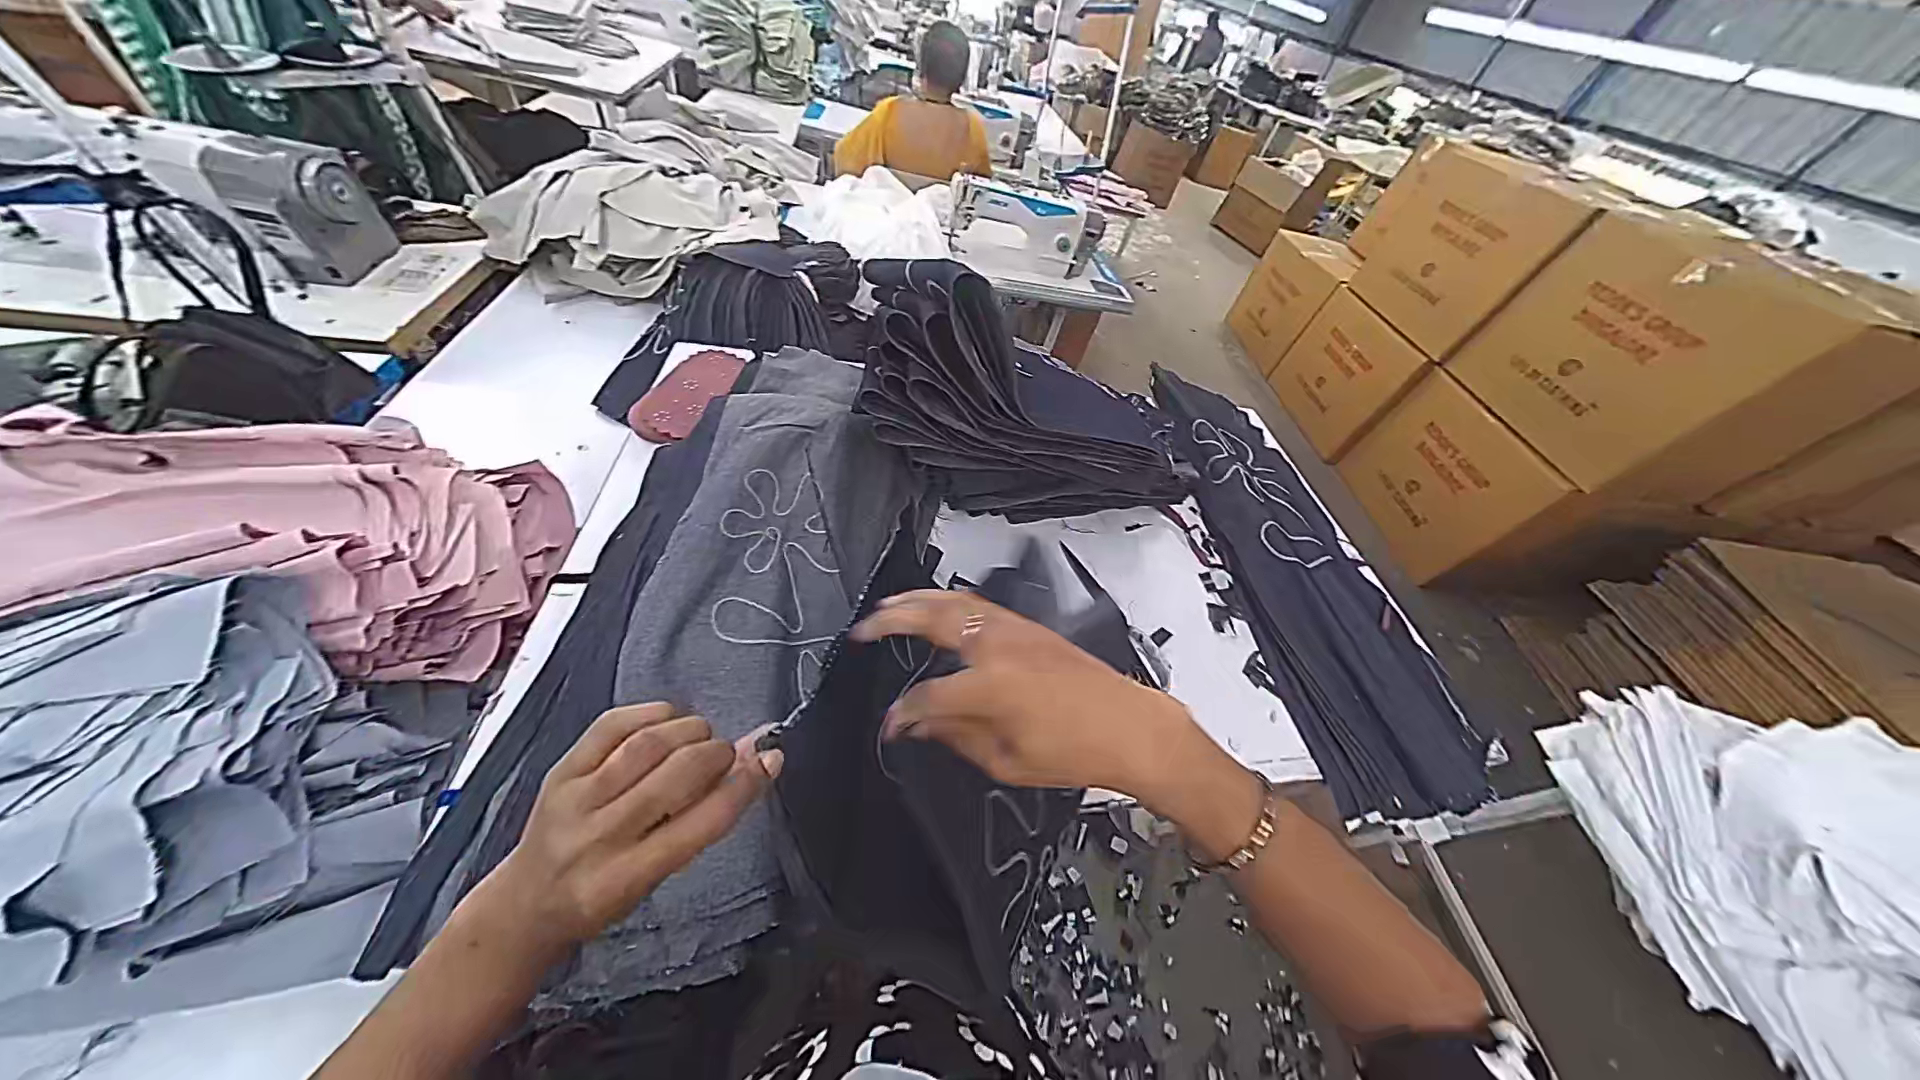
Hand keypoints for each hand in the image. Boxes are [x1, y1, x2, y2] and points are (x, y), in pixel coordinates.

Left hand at [466, 703, 780, 959]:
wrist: (526, 903)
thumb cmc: (606, 896)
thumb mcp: (662, 870)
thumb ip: (709, 812)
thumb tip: (762, 755)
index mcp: (629, 876)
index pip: (703, 821)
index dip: (746, 784)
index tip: (770, 758)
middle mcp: (599, 838)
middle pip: (678, 775)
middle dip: (717, 753)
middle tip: (725, 754)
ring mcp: (574, 801)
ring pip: (649, 744)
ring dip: (690, 730)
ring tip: (699, 737)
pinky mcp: (559, 772)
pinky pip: (613, 724)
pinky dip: (652, 712)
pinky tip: (667, 720)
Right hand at [850, 590, 1218, 799]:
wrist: (1130, 727)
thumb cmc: (1079, 750)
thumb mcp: (1007, 761)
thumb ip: (957, 736)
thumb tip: (925, 724)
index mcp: (989, 687)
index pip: (926, 695)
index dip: (902, 713)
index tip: (892, 725)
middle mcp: (997, 647)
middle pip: (929, 620)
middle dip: (889, 623)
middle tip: (863, 630)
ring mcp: (1014, 630)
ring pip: (953, 601)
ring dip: (916, 600)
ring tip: (889, 606)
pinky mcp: (1028, 626)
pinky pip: (978, 603)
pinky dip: (949, 601)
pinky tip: (937, 607)